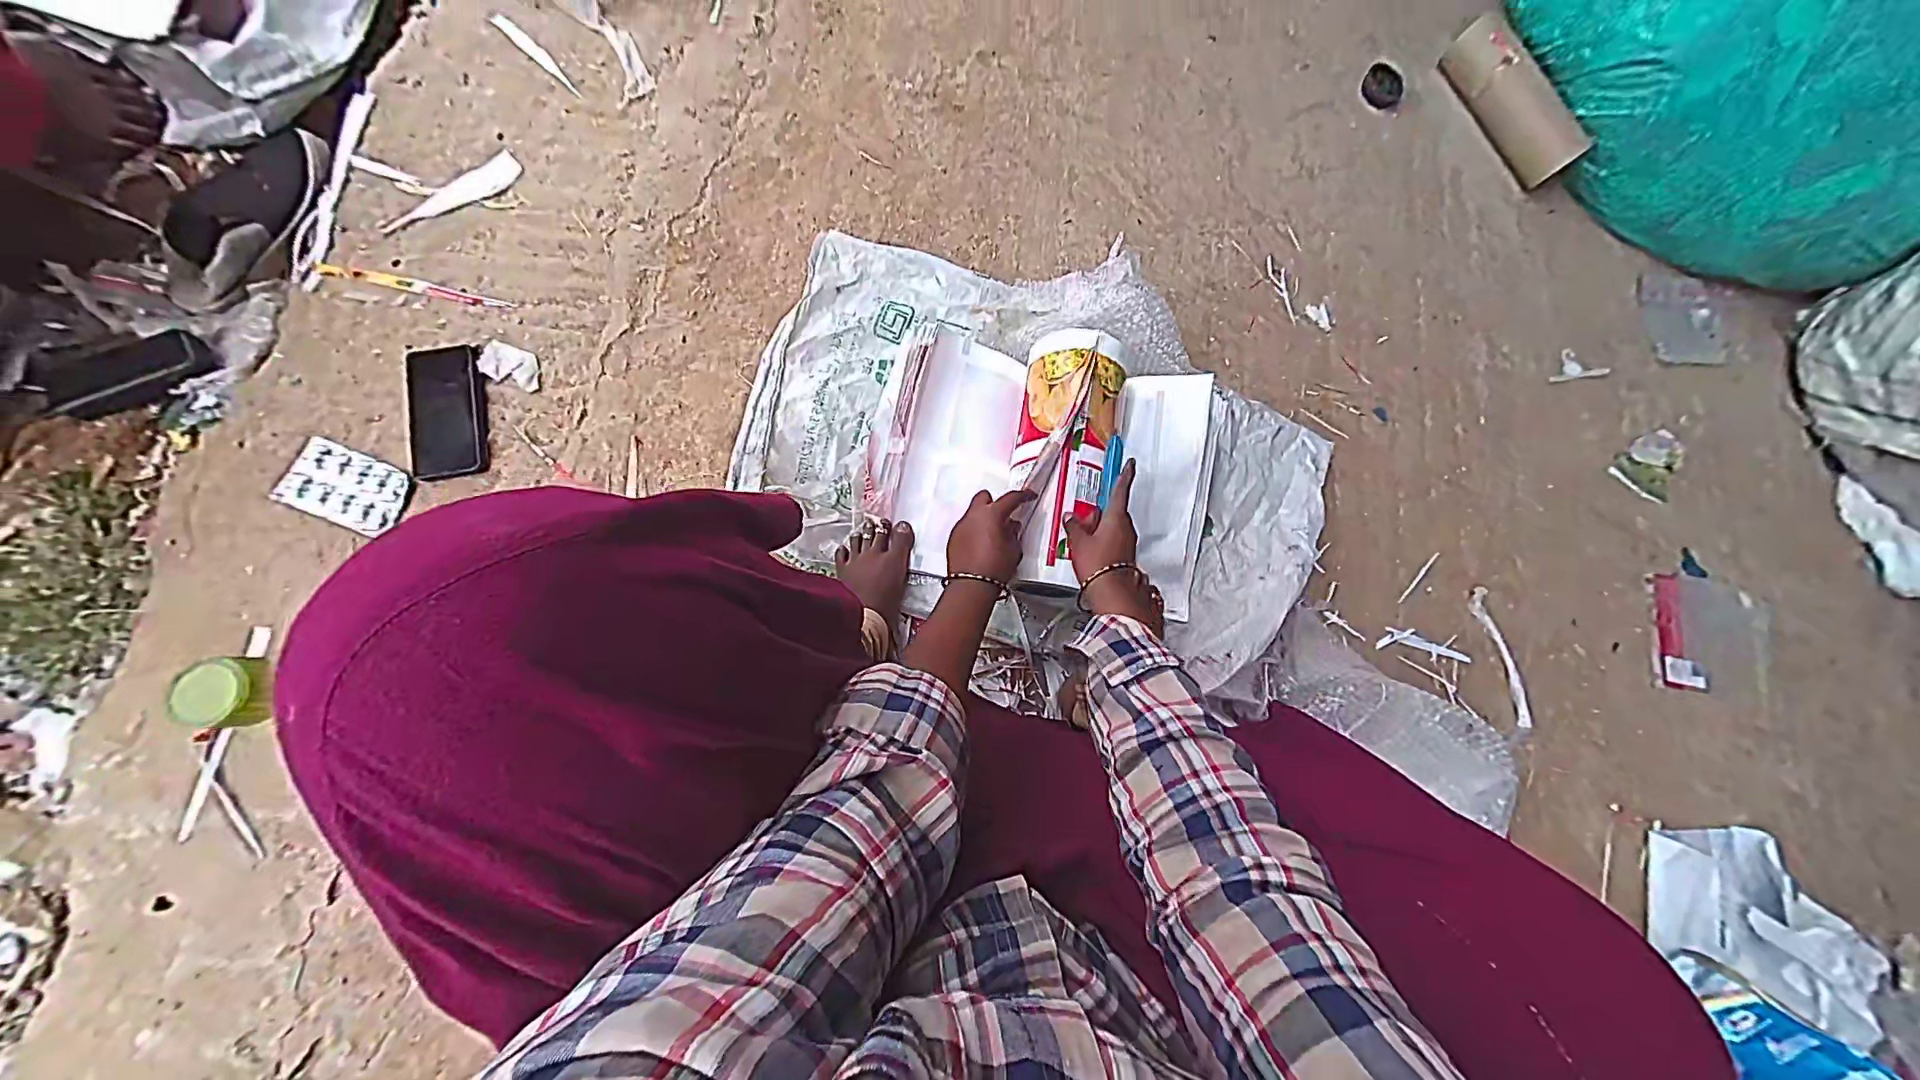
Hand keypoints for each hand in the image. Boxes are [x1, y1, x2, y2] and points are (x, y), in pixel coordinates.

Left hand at [947, 489, 1035, 583]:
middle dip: (994, 503)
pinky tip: (981, 546)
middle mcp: (973, 516)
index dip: (1022, 496)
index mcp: (992, 514)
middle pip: (984, 497)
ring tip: (993, 536)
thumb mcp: (1013, 549)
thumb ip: (1013, 532)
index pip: (1010, 498)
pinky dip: (974, 532)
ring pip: (973, 514)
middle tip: (1004, 515)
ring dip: (983, 520)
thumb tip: (1011, 527)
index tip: (1027, 496)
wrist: (972, 585)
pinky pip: (966, 528)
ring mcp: (961, 526)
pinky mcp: (954, 538)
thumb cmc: (993, 568)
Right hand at [1063, 460, 1161, 629]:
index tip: (1128, 464)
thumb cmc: (1098, 566)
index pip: (1120, 489)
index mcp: (1116, 518)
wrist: (1110, 592)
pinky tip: (1089, 552)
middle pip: (1111, 511)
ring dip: (1096, 530)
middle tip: (1082, 523)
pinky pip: (1111, 540)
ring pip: (1110, 526)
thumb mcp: (1078, 542)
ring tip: (1082, 542)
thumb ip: (1074, 525)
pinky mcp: (1124, 554)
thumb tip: (1071, 518)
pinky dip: (1100, 541)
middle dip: (1096, 514)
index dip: (1124, 474)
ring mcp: (1127, 542)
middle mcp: (1126, 528)